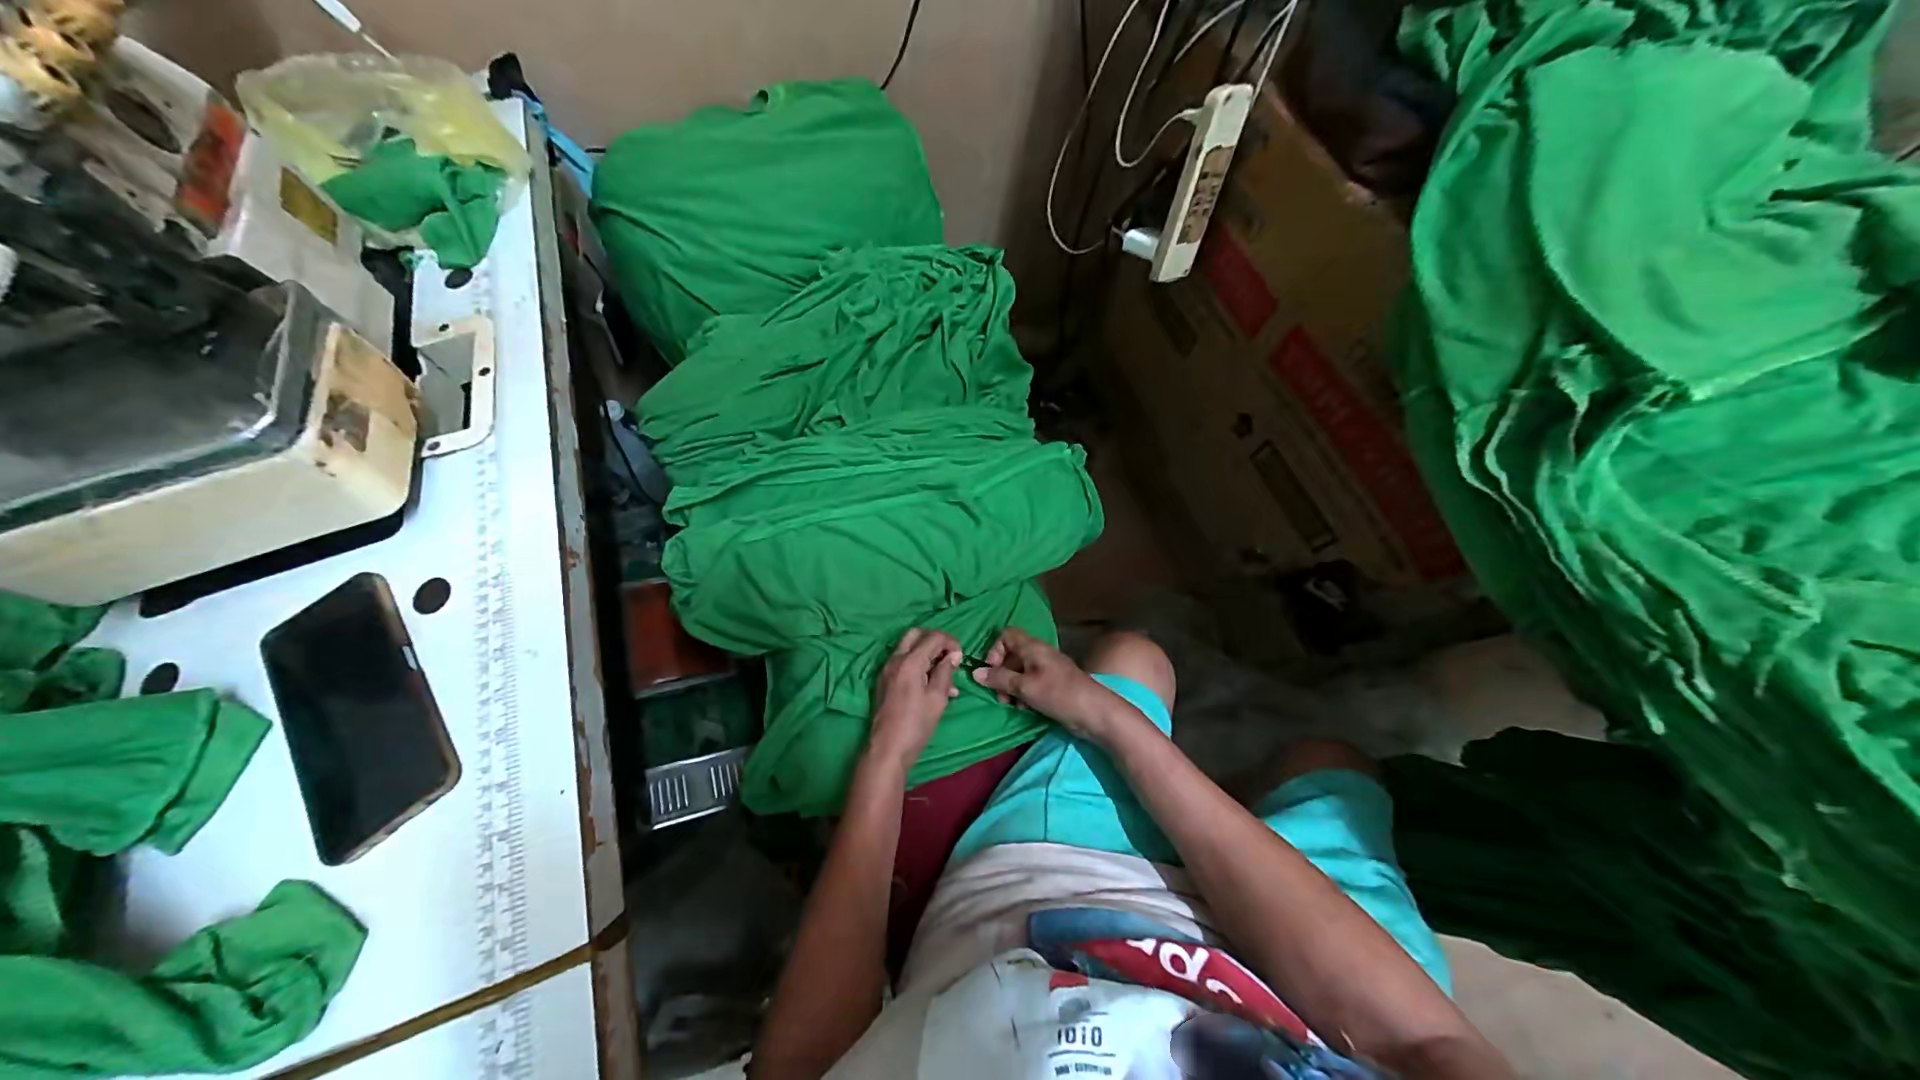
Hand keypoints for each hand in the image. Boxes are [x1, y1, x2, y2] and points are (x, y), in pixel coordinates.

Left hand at [867, 628, 961, 768]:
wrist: (887, 749)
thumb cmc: (916, 725)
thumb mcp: (938, 698)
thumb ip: (945, 672)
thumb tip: (953, 655)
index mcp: (910, 662)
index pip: (933, 637)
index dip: (950, 642)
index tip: (960, 657)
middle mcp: (895, 659)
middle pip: (916, 634)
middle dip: (935, 641)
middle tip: (949, 657)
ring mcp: (886, 669)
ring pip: (908, 647)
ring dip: (926, 653)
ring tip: (944, 676)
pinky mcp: (884, 680)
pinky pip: (902, 662)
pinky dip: (917, 664)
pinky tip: (930, 684)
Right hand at [970, 627, 1118, 740]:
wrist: (1095, 712)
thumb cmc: (1059, 694)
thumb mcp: (1025, 687)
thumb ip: (1000, 679)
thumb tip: (975, 672)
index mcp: (1033, 648)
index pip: (1006, 635)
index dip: (994, 650)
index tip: (992, 671)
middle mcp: (1039, 654)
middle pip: (1011, 655)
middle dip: (1001, 675)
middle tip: (1001, 696)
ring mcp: (1047, 670)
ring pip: (1019, 672)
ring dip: (1011, 687)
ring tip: (1012, 705)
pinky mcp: (1053, 685)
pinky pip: (1030, 684)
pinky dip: (1023, 694)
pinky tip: (1025, 709)